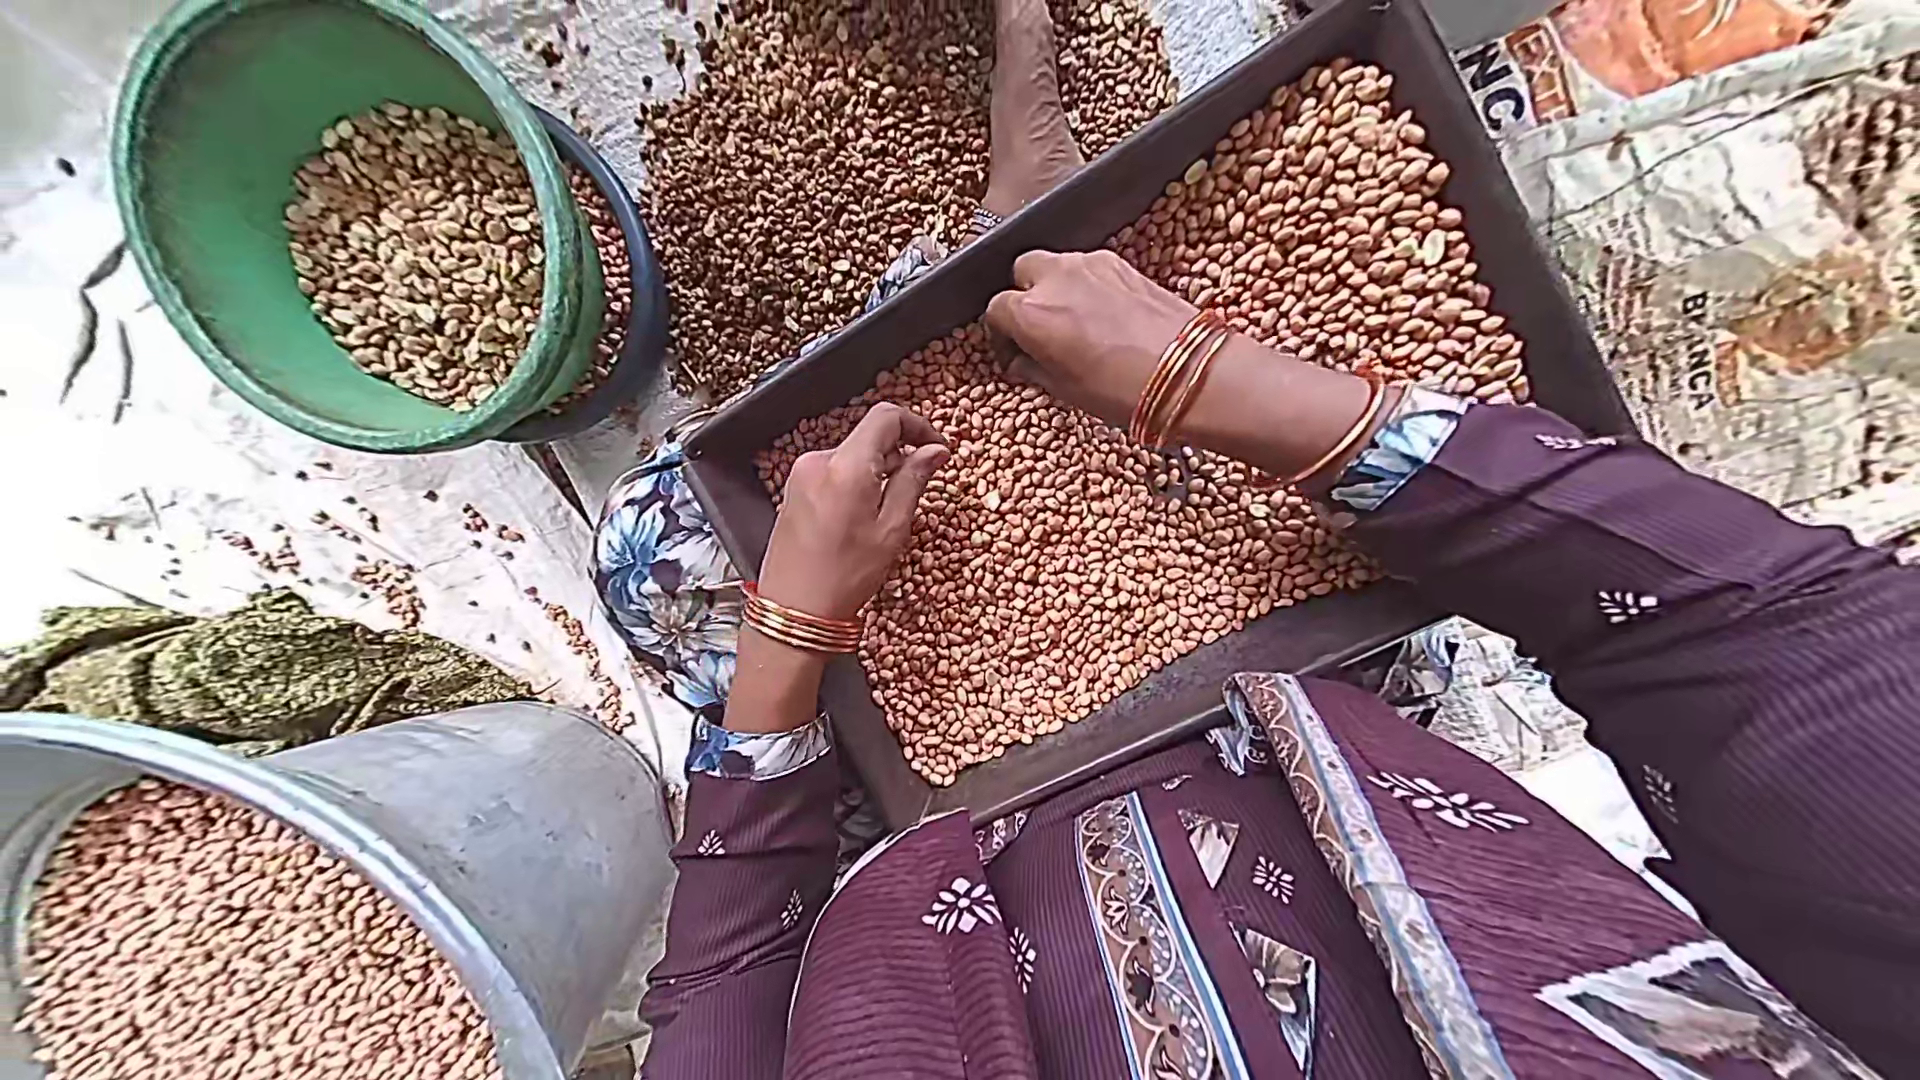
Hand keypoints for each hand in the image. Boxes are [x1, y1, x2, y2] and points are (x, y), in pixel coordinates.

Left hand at [758, 403, 950, 621]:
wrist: (794, 609)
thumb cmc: (844, 576)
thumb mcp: (892, 529)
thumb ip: (914, 481)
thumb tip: (934, 451)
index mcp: (847, 467)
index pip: (886, 417)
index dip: (919, 426)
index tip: (936, 448)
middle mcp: (819, 461)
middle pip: (870, 436)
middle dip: (900, 453)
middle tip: (920, 485)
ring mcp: (802, 474)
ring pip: (854, 455)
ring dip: (879, 469)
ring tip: (889, 510)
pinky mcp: (794, 488)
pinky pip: (835, 471)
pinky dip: (857, 480)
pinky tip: (863, 515)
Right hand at [985, 247, 1384, 490]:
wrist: (1191, 375)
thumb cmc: (1125, 390)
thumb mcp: (1065, 390)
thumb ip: (1033, 367)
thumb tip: (1020, 360)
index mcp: (1032, 313)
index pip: (996, 309)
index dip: (999, 333)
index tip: (1011, 351)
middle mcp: (1057, 278)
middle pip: (1021, 272)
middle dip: (1021, 297)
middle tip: (1034, 330)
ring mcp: (1092, 265)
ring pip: (1054, 263)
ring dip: (1051, 287)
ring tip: (1068, 324)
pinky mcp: (1122, 264)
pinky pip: (1086, 266)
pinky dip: (1081, 284)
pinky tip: (1096, 316)